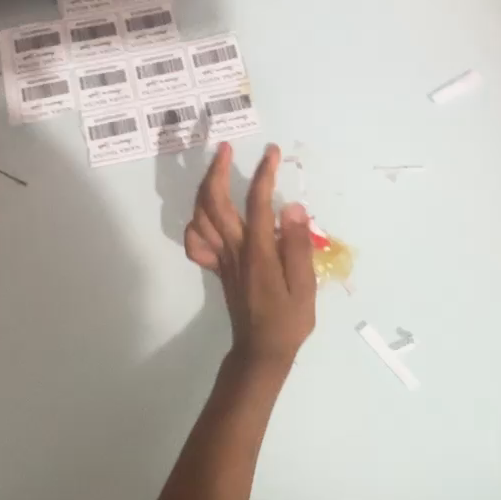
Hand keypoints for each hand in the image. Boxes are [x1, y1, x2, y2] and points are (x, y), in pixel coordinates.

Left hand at [184, 143, 317, 369]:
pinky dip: (195, 222)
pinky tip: (206, 214)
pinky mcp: (216, 267)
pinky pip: (196, 241)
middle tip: (226, 148)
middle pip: (213, 202)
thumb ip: (297, 245)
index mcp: (257, 251)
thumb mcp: (304, 286)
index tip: (272, 152)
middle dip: (216, 170)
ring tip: (215, 169)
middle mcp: (233, 249)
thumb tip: (292, 207)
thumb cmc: (288, 320)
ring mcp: (221, 258)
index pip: (257, 202)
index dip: (263, 173)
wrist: (261, 351)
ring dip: (204, 187)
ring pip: (200, 216)